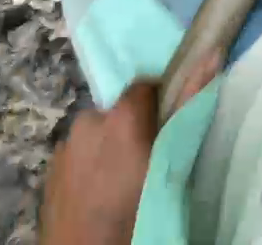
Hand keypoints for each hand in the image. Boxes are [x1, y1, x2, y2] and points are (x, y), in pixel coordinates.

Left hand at [40, 57, 218, 244]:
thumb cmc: (137, 209)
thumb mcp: (171, 160)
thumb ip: (189, 102)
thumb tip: (212, 52)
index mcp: (121, 113)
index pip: (146, 86)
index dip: (159, 106)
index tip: (167, 131)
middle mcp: (88, 120)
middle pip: (119, 111)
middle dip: (132, 129)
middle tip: (147, 162)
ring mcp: (64, 147)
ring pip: (96, 135)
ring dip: (109, 149)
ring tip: (122, 184)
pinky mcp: (49, 174)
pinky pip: (77, 157)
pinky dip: (89, 168)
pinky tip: (99, 196)